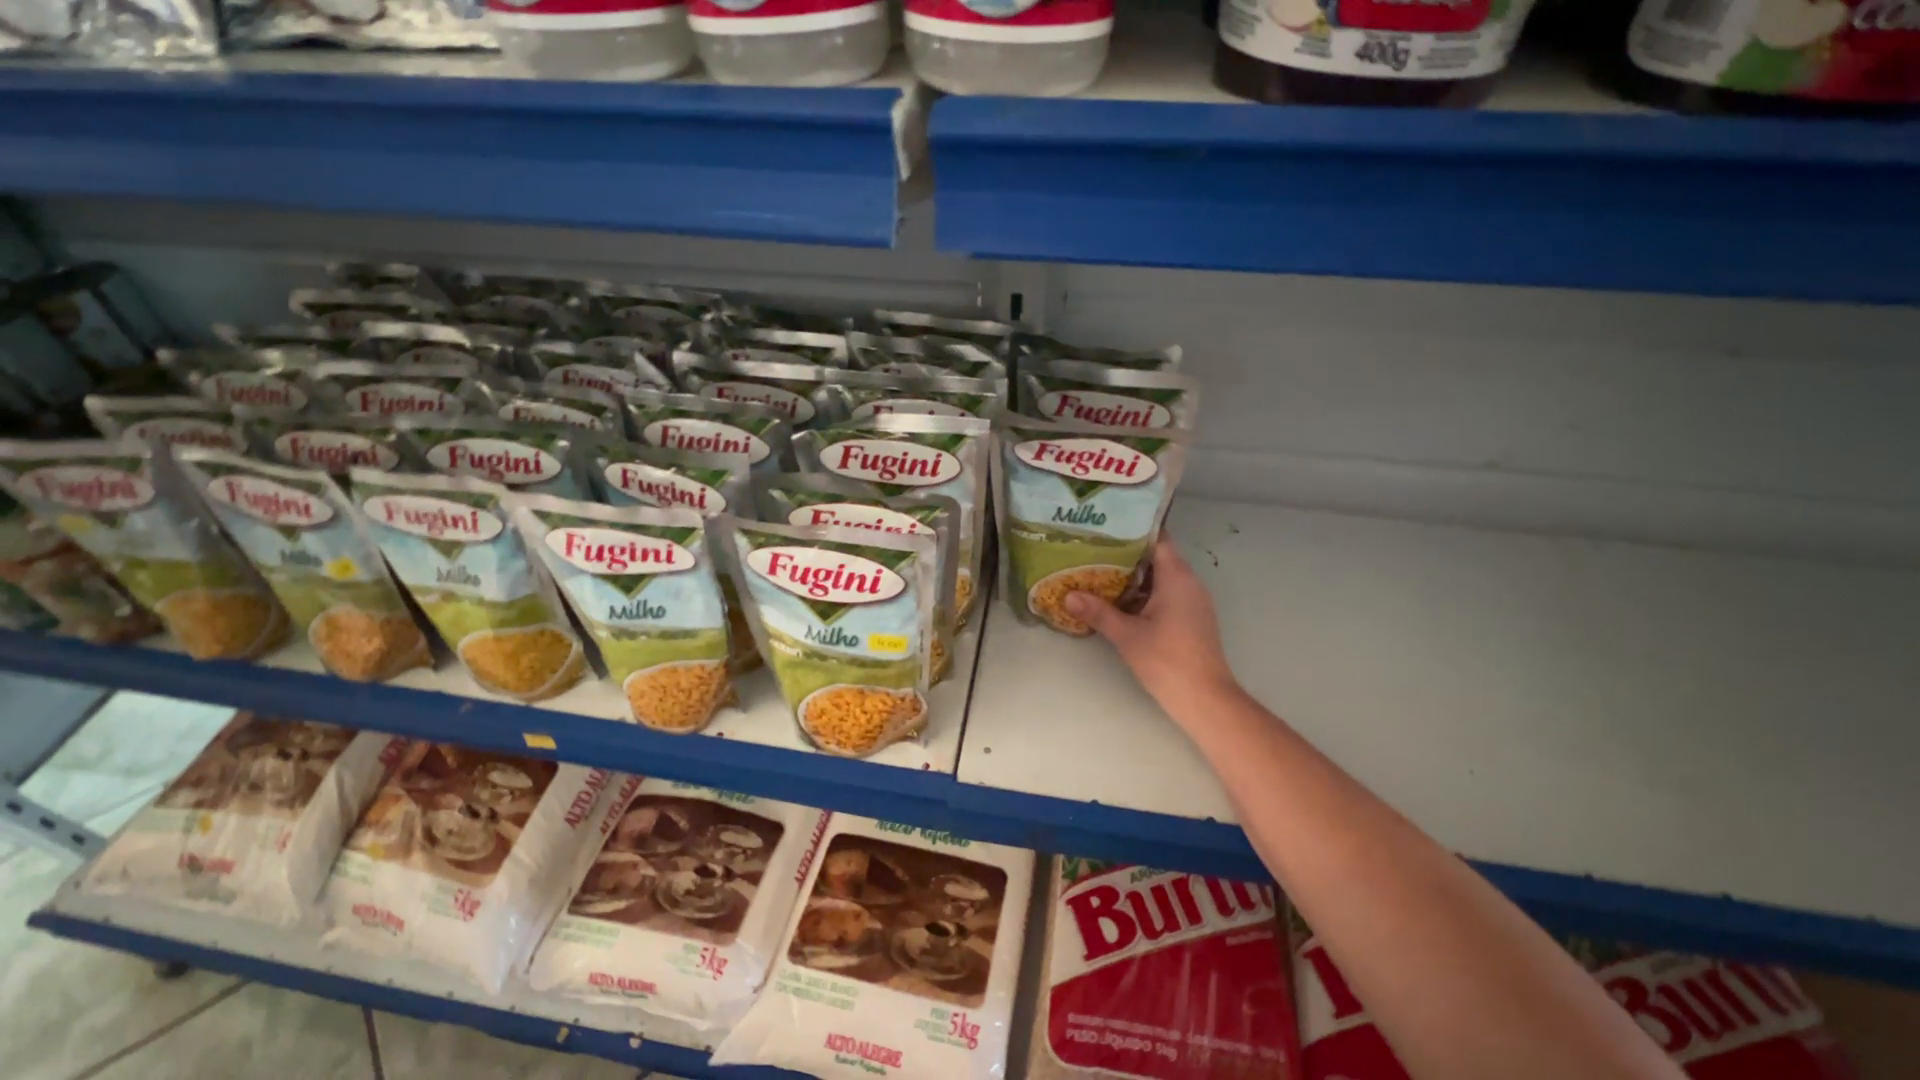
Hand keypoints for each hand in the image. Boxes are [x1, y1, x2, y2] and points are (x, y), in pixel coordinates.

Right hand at [1063, 538, 1238, 709]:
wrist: (1204, 698)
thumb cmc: (1167, 660)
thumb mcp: (1127, 635)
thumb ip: (1098, 612)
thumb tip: (1068, 596)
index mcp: (1177, 577)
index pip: (1157, 539)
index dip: (1133, 530)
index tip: (1106, 527)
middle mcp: (1189, 583)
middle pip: (1157, 558)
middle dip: (1126, 554)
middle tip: (1093, 549)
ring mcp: (1193, 602)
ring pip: (1161, 579)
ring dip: (1133, 577)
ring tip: (1099, 573)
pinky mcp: (1192, 619)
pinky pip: (1166, 595)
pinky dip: (1144, 595)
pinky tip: (1119, 602)